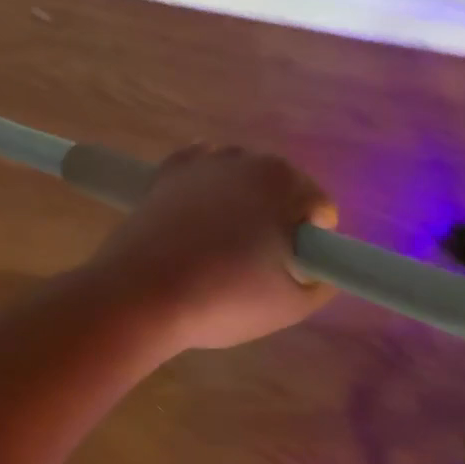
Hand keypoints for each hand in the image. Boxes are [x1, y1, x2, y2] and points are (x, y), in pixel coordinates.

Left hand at [79, 144, 336, 352]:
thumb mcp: (293, 305)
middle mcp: (247, 158)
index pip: (319, 209)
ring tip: (221, 245)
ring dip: (240, 202)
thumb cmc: (224, 298)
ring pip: (240, 177)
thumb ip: (322, 281)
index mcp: (285, 182)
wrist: (142, 294)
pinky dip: (204, 187)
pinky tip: (197, 215)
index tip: (289, 271)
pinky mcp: (167, 172)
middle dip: (276, 219)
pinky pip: (199, 170)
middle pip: (279, 188)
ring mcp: (203, 161)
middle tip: (256, 264)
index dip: (311, 243)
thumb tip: (316, 269)